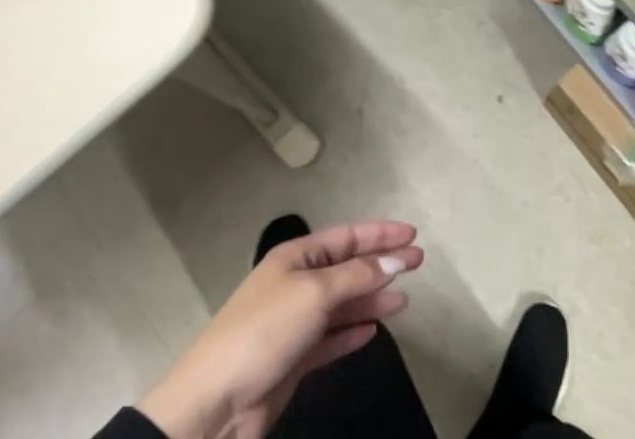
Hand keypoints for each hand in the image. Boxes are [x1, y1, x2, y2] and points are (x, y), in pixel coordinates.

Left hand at [137, 221, 424, 438]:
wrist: (216, 401)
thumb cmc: (265, 330)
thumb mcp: (315, 293)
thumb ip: (359, 275)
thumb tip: (396, 260)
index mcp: (294, 259)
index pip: (345, 237)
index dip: (380, 233)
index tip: (413, 234)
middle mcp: (295, 285)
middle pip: (347, 268)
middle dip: (382, 265)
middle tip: (419, 263)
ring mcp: (293, 323)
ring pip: (342, 304)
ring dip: (372, 300)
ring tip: (403, 301)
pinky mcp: (293, 357)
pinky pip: (331, 338)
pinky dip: (352, 332)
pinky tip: (372, 331)